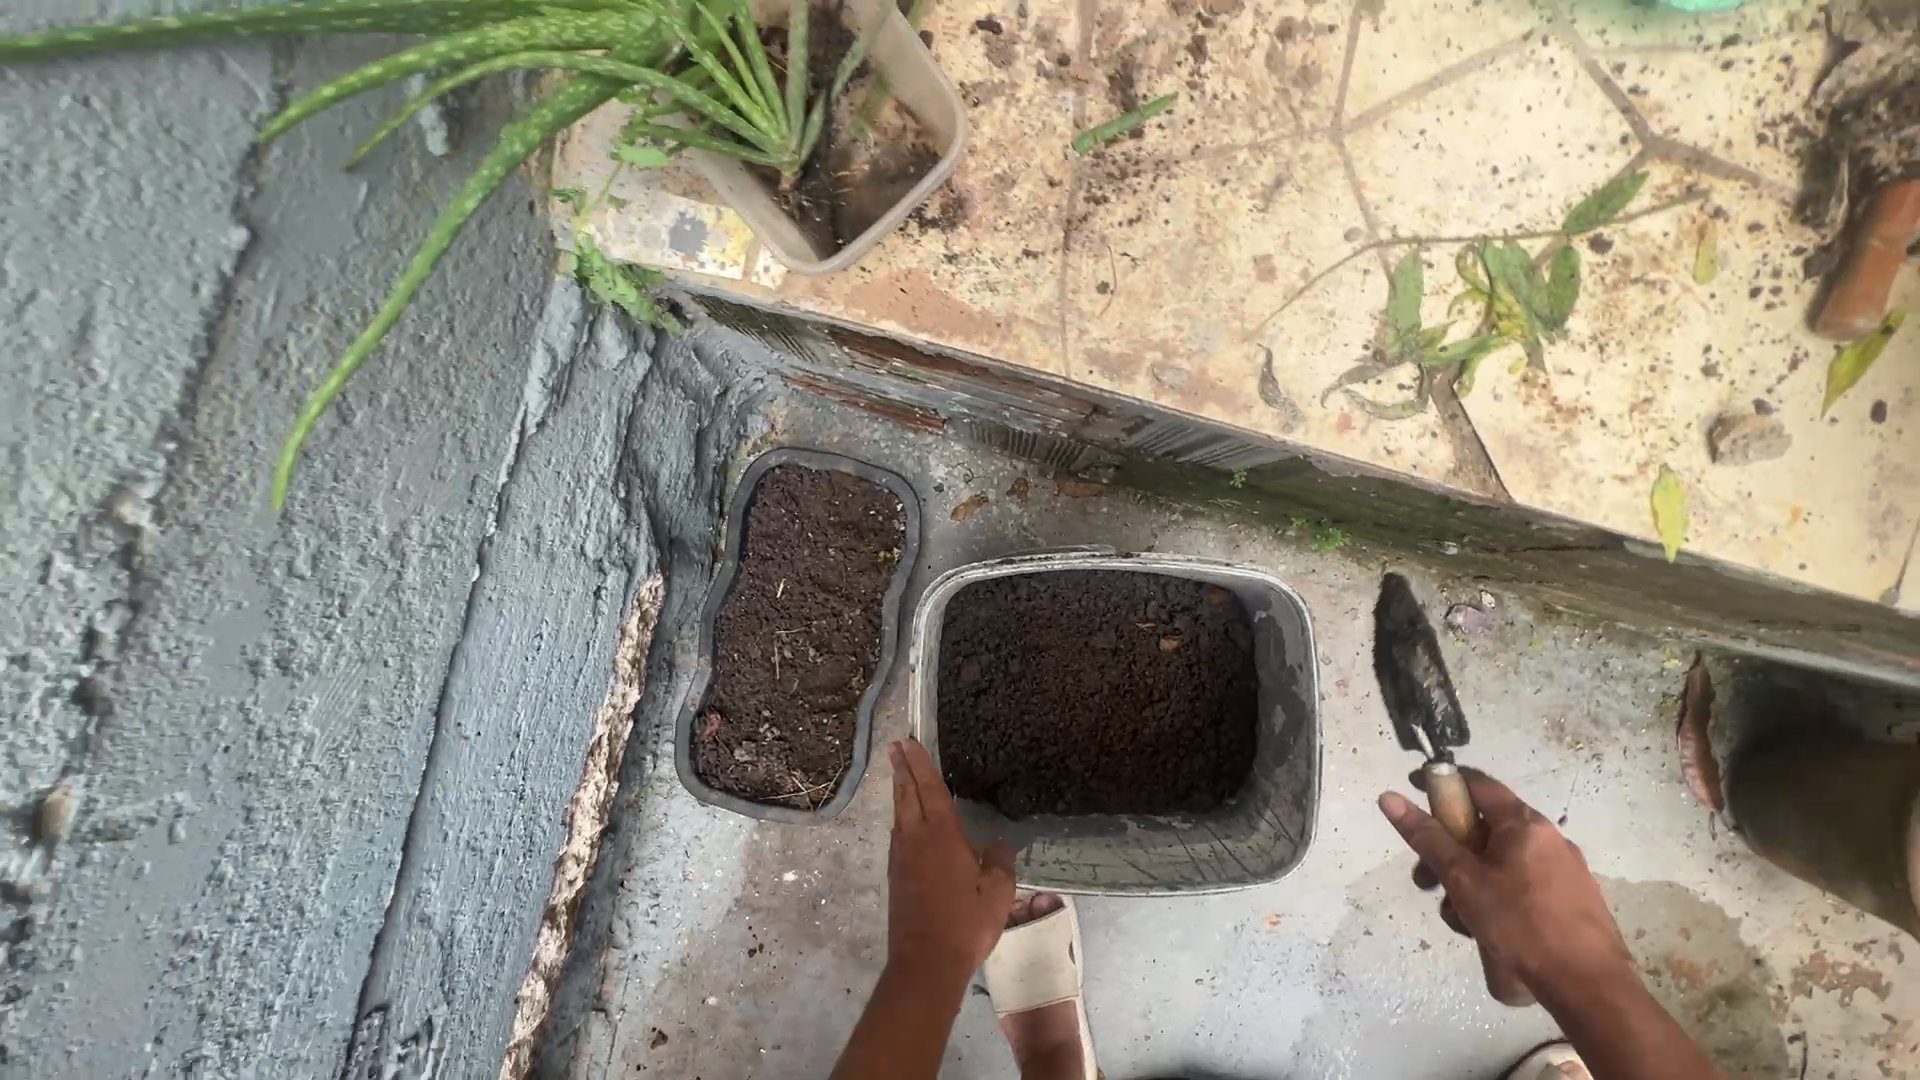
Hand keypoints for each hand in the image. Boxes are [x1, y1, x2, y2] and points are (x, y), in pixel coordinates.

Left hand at [886, 739, 1016, 987]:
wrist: (926, 962)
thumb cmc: (966, 922)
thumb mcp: (998, 891)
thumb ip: (999, 861)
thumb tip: (996, 844)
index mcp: (942, 834)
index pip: (930, 788)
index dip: (920, 763)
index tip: (909, 741)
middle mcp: (916, 837)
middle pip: (906, 793)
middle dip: (902, 768)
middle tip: (895, 746)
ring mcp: (902, 856)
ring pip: (899, 813)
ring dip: (899, 790)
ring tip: (899, 774)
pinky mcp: (896, 875)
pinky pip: (898, 833)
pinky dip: (901, 815)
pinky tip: (905, 820)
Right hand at [1378, 770, 1636, 1005]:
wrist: (1592, 990)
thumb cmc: (1521, 924)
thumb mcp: (1462, 879)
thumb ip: (1426, 836)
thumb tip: (1389, 797)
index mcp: (1524, 824)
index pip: (1477, 782)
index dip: (1441, 781)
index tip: (1412, 788)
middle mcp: (1548, 838)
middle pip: (1484, 826)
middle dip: (1446, 847)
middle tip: (1425, 878)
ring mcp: (1564, 870)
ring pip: (1499, 858)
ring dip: (1467, 877)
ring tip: (1456, 914)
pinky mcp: (1572, 900)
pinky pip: (1520, 881)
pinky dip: (1494, 891)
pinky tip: (1484, 925)